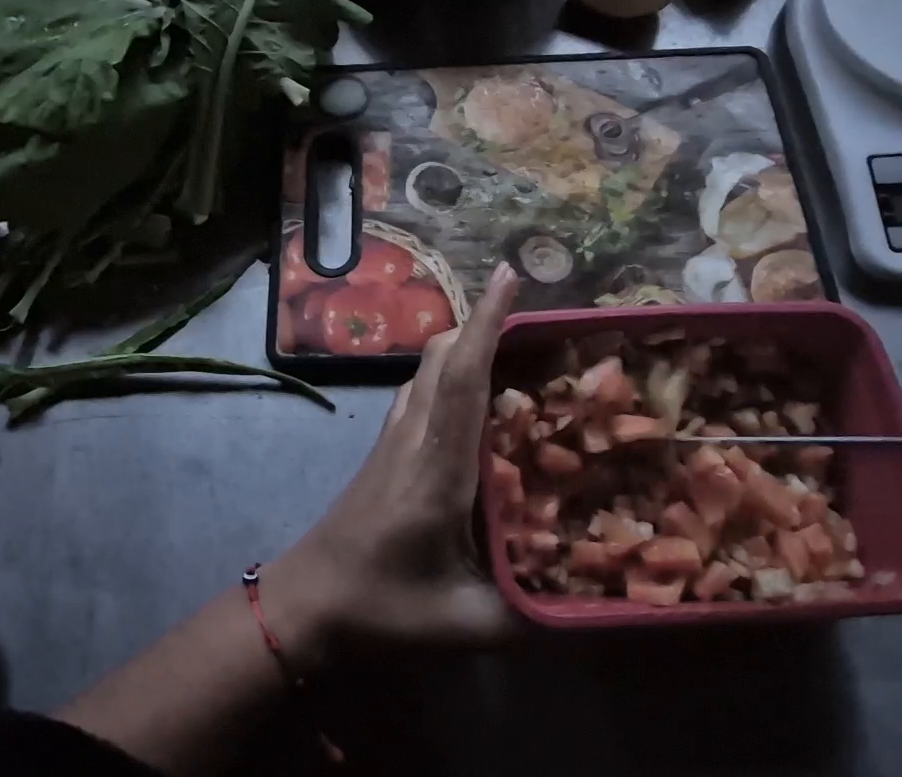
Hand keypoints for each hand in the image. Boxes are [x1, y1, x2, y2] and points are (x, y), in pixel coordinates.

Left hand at [261, 261, 521, 670]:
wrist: (304, 604)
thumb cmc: (381, 609)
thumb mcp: (466, 624)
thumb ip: (532, 614)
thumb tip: (597, 603)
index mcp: (437, 468)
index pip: (463, 379)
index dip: (487, 325)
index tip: (510, 277)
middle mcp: (413, 438)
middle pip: (440, 358)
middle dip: (482, 324)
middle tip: (532, 317)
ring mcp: (393, 441)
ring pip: (426, 370)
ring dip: (463, 346)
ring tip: (512, 349)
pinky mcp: (384, 451)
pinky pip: (419, 392)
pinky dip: (448, 374)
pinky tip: (473, 398)